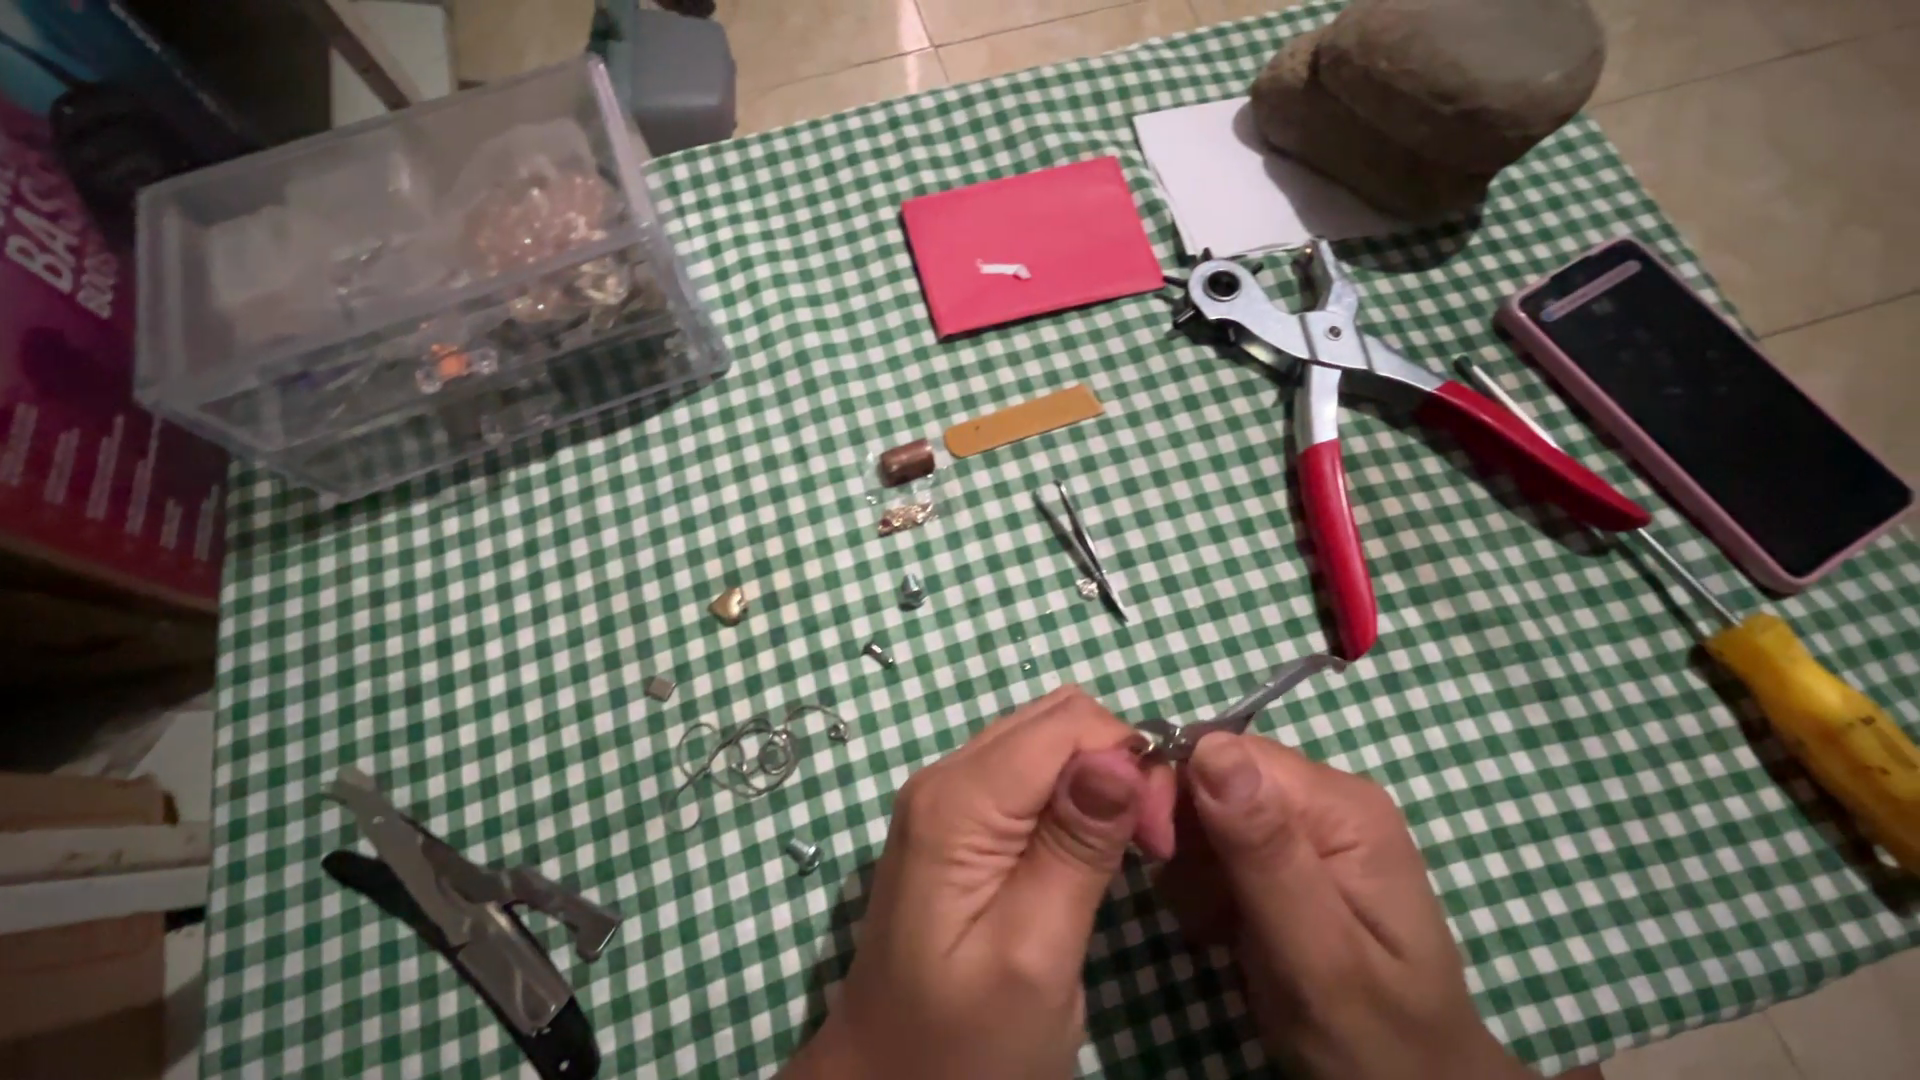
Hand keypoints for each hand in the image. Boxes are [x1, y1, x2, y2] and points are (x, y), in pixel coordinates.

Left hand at [783, 686, 1175, 1079]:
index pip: (1066, 723)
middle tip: (1149, 845)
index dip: (1128, 760)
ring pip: (1046, 739)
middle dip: (1119, 762)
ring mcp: (948, 797)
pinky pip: (1029, 774)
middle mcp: (947, 777)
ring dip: (1101, 778)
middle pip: (1056, 720)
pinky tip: (1090, 846)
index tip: (1161, 838)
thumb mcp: (1034, 955)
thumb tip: (1123, 753)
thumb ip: (1077, 848)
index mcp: (957, 799)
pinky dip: (1075, 794)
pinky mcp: (958, 821)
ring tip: (1127, 850)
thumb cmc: (961, 1042)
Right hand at [1161, 734, 1535, 1079]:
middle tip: (1203, 914)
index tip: (1161, 859)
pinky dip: (1204, 885)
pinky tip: (1225, 927)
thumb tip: (1211, 748)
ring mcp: (1309, 825)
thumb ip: (1263, 850)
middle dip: (1186, 842)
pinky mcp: (1290, 854)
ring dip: (1192, 871)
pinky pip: (1216, 843)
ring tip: (1219, 929)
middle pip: (1210, 779)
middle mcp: (1326, 797)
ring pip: (1205, 813)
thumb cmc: (1371, 1034)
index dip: (1178, 794)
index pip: (1222, 752)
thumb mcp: (1314, 953)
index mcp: (1340, 805)